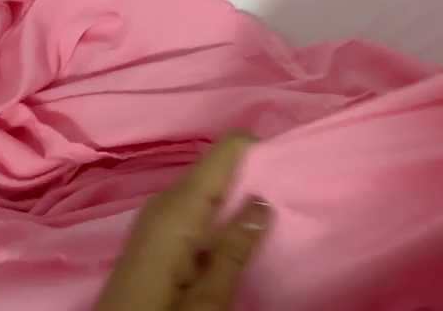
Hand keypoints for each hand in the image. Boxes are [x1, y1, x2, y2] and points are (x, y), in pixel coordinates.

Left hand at [92, 132, 272, 310]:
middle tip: (282, 214)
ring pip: (212, 188)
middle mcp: (165, 200)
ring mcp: (157, 219)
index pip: (230, 147)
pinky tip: (233, 247)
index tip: (287, 184)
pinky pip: (198, 209)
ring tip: (263, 232)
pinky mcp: (156, 239)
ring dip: (239, 204)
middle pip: (222, 167)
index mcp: (178, 205)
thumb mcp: (205, 303)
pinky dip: (221, 219)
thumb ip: (235, 248)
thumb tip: (264, 197)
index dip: (263, 157)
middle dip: (254, 183)